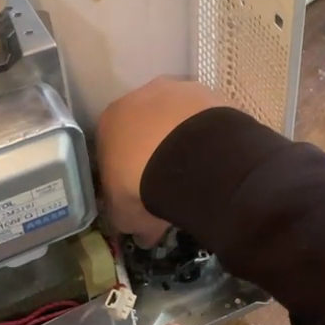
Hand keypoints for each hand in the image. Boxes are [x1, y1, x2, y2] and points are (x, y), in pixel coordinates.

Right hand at [96, 78, 229, 244]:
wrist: (189, 158)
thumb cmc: (143, 184)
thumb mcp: (125, 214)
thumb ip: (128, 220)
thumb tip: (142, 234)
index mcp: (109, 122)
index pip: (112, 146)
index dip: (125, 170)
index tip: (139, 190)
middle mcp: (138, 97)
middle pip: (145, 126)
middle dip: (155, 149)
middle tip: (171, 179)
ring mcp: (174, 90)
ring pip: (176, 117)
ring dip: (183, 138)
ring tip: (198, 169)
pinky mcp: (207, 91)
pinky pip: (205, 117)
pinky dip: (208, 134)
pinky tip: (215, 156)